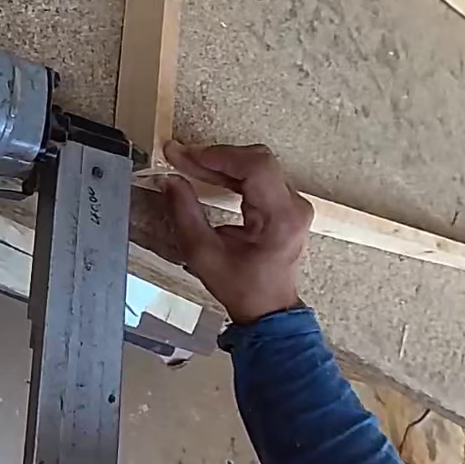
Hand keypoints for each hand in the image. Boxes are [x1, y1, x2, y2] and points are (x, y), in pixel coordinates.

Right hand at [157, 141, 314, 323]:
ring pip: (258, 164)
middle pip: (257, 160)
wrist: (267, 308)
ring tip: (189, 164)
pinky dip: (232, 172)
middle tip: (181, 157)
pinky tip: (208, 174)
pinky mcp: (287, 204)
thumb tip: (170, 180)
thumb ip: (184, 213)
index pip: (255, 167)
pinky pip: (260, 176)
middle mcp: (294, 206)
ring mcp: (294, 203)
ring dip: (222, 163)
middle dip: (215, 156)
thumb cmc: (241, 287)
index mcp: (280, 217)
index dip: (218, 155)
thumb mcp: (203, 254)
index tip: (186, 155)